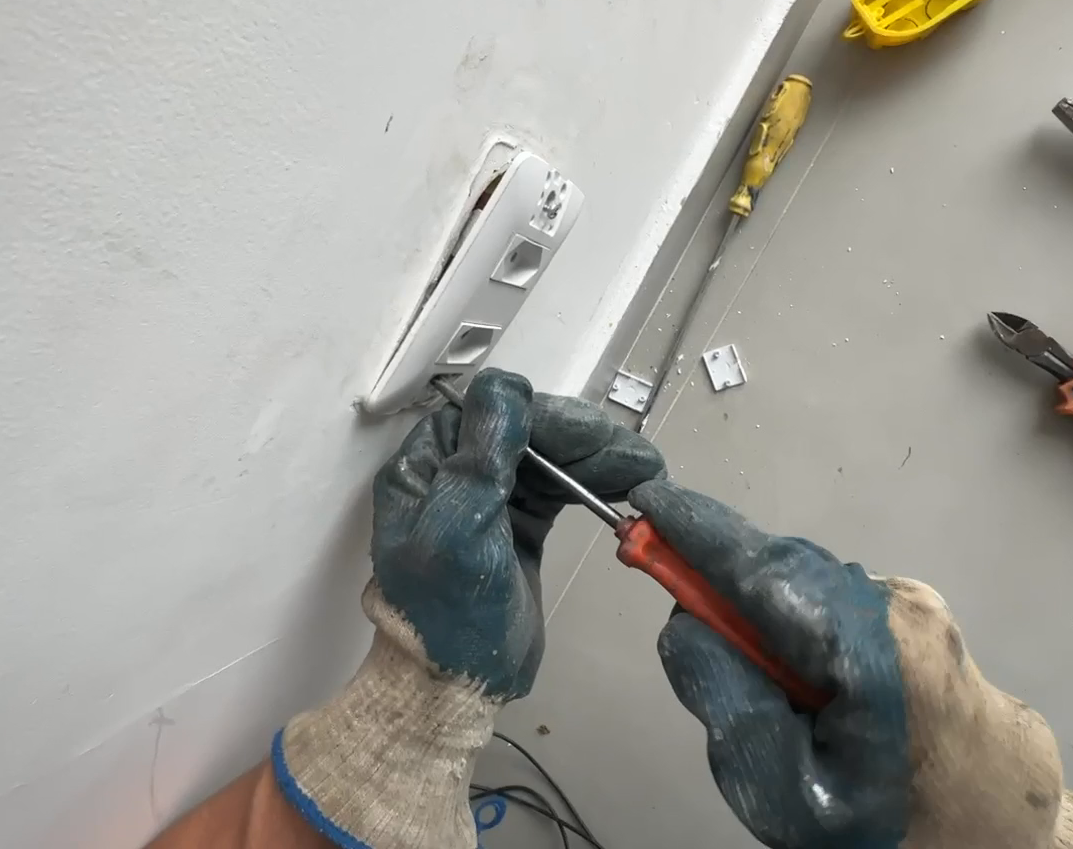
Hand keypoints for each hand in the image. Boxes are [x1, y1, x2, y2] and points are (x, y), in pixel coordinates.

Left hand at [371, 368, 664, 698]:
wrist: (457, 687)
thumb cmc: (448, 614)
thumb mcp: (458, 534)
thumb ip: (479, 458)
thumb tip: (505, 385)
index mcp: (426, 466)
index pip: (487, 416)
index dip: (539, 418)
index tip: (588, 435)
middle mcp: (455, 471)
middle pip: (524, 432)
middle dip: (580, 439)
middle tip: (636, 456)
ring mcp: (490, 494)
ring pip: (548, 457)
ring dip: (597, 457)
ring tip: (647, 468)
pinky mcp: (520, 519)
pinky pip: (559, 486)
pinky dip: (592, 481)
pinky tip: (626, 481)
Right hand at [632, 482, 1067, 848]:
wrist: (1006, 842)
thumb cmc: (890, 830)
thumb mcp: (784, 794)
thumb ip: (723, 698)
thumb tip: (685, 620)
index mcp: (872, 654)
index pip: (761, 569)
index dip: (695, 532)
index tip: (645, 501)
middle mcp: (897, 607)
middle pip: (779, 569)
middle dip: (718, 574)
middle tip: (673, 591)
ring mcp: (915, 604)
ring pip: (803, 582)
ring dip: (759, 603)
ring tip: (760, 671)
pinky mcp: (919, 609)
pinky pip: (829, 596)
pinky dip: (795, 616)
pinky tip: (805, 672)